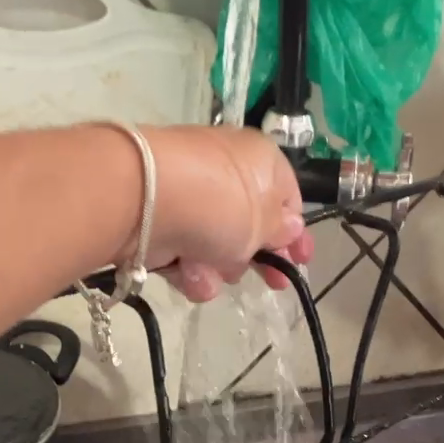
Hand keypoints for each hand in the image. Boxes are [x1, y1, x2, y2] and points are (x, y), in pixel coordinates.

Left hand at [139, 126, 314, 301]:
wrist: (143, 197)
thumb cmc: (220, 204)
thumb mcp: (265, 222)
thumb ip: (281, 231)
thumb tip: (291, 227)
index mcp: (261, 160)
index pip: (288, 198)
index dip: (295, 233)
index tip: (301, 263)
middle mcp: (227, 174)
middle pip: (250, 228)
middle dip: (255, 257)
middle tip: (270, 282)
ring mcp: (191, 199)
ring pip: (218, 248)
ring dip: (218, 268)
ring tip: (207, 269)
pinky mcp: (161, 223)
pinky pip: (186, 254)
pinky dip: (188, 269)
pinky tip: (185, 271)